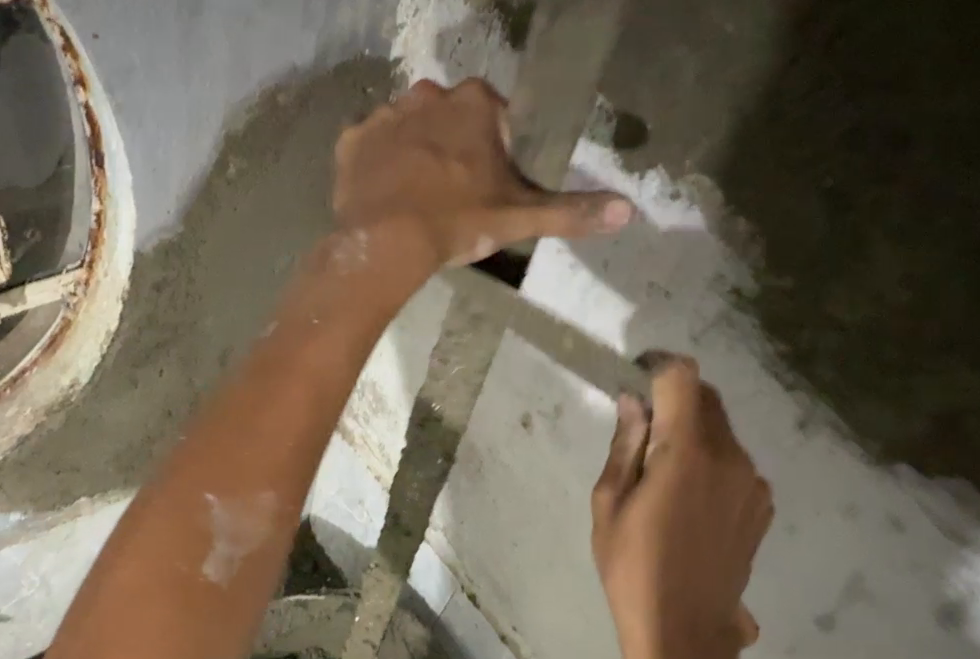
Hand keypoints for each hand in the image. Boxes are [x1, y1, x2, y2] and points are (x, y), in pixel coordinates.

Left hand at [331, 78, 632, 266]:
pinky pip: (369, 147)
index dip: (492, 153)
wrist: (386, 242)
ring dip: (413, 154)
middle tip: (450, 195)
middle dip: (451, 148)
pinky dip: (376, 167)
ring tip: (415, 199)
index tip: (485, 185)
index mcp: (476, 103)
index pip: (494, 118)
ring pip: (408, 129)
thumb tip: (628, 211)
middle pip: (449, 118)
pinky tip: (383, 197)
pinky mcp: (352, 140)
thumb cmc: (458, 222)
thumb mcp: (520, 219)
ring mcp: (386, 114)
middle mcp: (430, 94)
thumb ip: (571, 212)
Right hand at [591, 354, 771, 658]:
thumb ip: (625, 446)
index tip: (635, 376)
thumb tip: (633, 402)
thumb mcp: (608, 506)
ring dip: (692, 435)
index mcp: (688, 452)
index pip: (682, 377)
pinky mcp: (761, 505)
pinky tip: (687, 505)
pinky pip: (734, 465)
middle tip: (640, 431)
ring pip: (722, 433)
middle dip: (674, 400)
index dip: (658, 366)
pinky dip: (710, 464)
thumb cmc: (631, 570)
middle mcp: (731, 456)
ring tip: (661, 479)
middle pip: (707, 399)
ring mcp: (752, 482)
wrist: (683, 632)